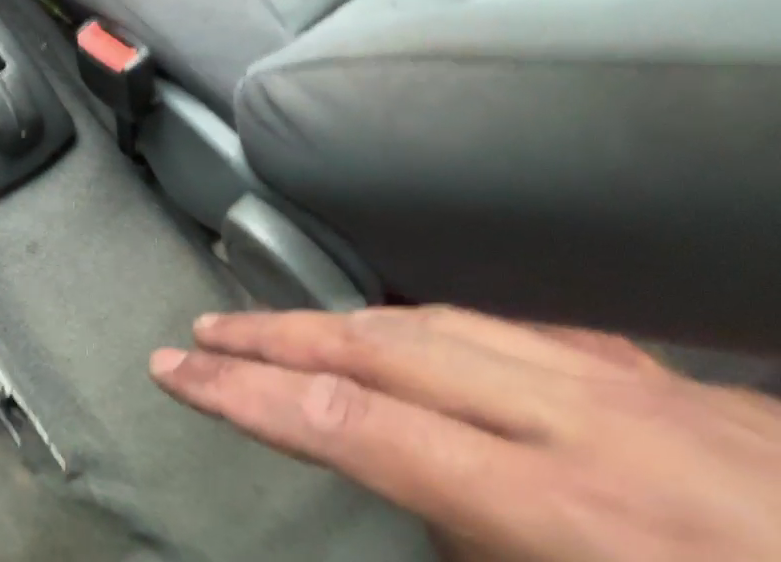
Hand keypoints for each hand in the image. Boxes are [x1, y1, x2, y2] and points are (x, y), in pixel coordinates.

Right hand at [150, 307, 780, 561]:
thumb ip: (489, 555)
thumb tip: (420, 517)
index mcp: (575, 511)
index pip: (357, 423)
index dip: (248, 395)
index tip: (176, 371)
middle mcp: (594, 428)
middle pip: (384, 347)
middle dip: (275, 338)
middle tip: (199, 333)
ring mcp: (644, 395)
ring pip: (445, 321)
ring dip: (342, 319)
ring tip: (277, 325)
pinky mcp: (681, 389)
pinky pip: (528, 331)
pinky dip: (443, 322)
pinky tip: (420, 327)